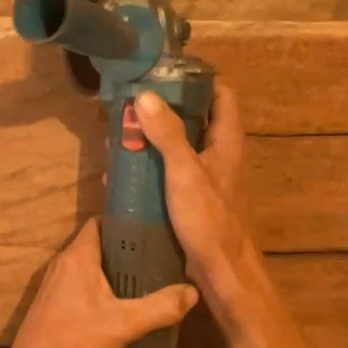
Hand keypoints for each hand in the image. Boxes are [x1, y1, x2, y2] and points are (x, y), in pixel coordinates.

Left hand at [4, 218, 197, 347]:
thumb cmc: (76, 339)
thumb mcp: (124, 324)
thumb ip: (160, 307)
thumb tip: (193, 292)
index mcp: (78, 256)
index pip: (100, 222)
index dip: (125, 221)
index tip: (153, 228)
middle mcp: (63, 261)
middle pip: (98, 242)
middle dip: (127, 247)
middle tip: (159, 255)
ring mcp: (56, 280)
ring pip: (90, 263)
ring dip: (115, 268)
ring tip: (147, 276)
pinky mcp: (54, 298)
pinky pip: (82, 280)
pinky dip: (102, 283)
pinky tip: (122, 299)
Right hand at [132, 85, 268, 315]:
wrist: (222, 272)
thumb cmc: (209, 219)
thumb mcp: (184, 172)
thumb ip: (167, 134)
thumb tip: (145, 96)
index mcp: (227, 142)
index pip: (222, 95)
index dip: (198, 81)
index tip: (165, 75)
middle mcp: (220, 156)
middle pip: (195, 120)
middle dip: (163, 112)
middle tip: (130, 108)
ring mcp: (207, 179)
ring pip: (179, 148)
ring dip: (152, 142)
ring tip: (120, 139)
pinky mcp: (193, 200)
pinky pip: (170, 174)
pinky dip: (150, 169)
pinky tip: (126, 174)